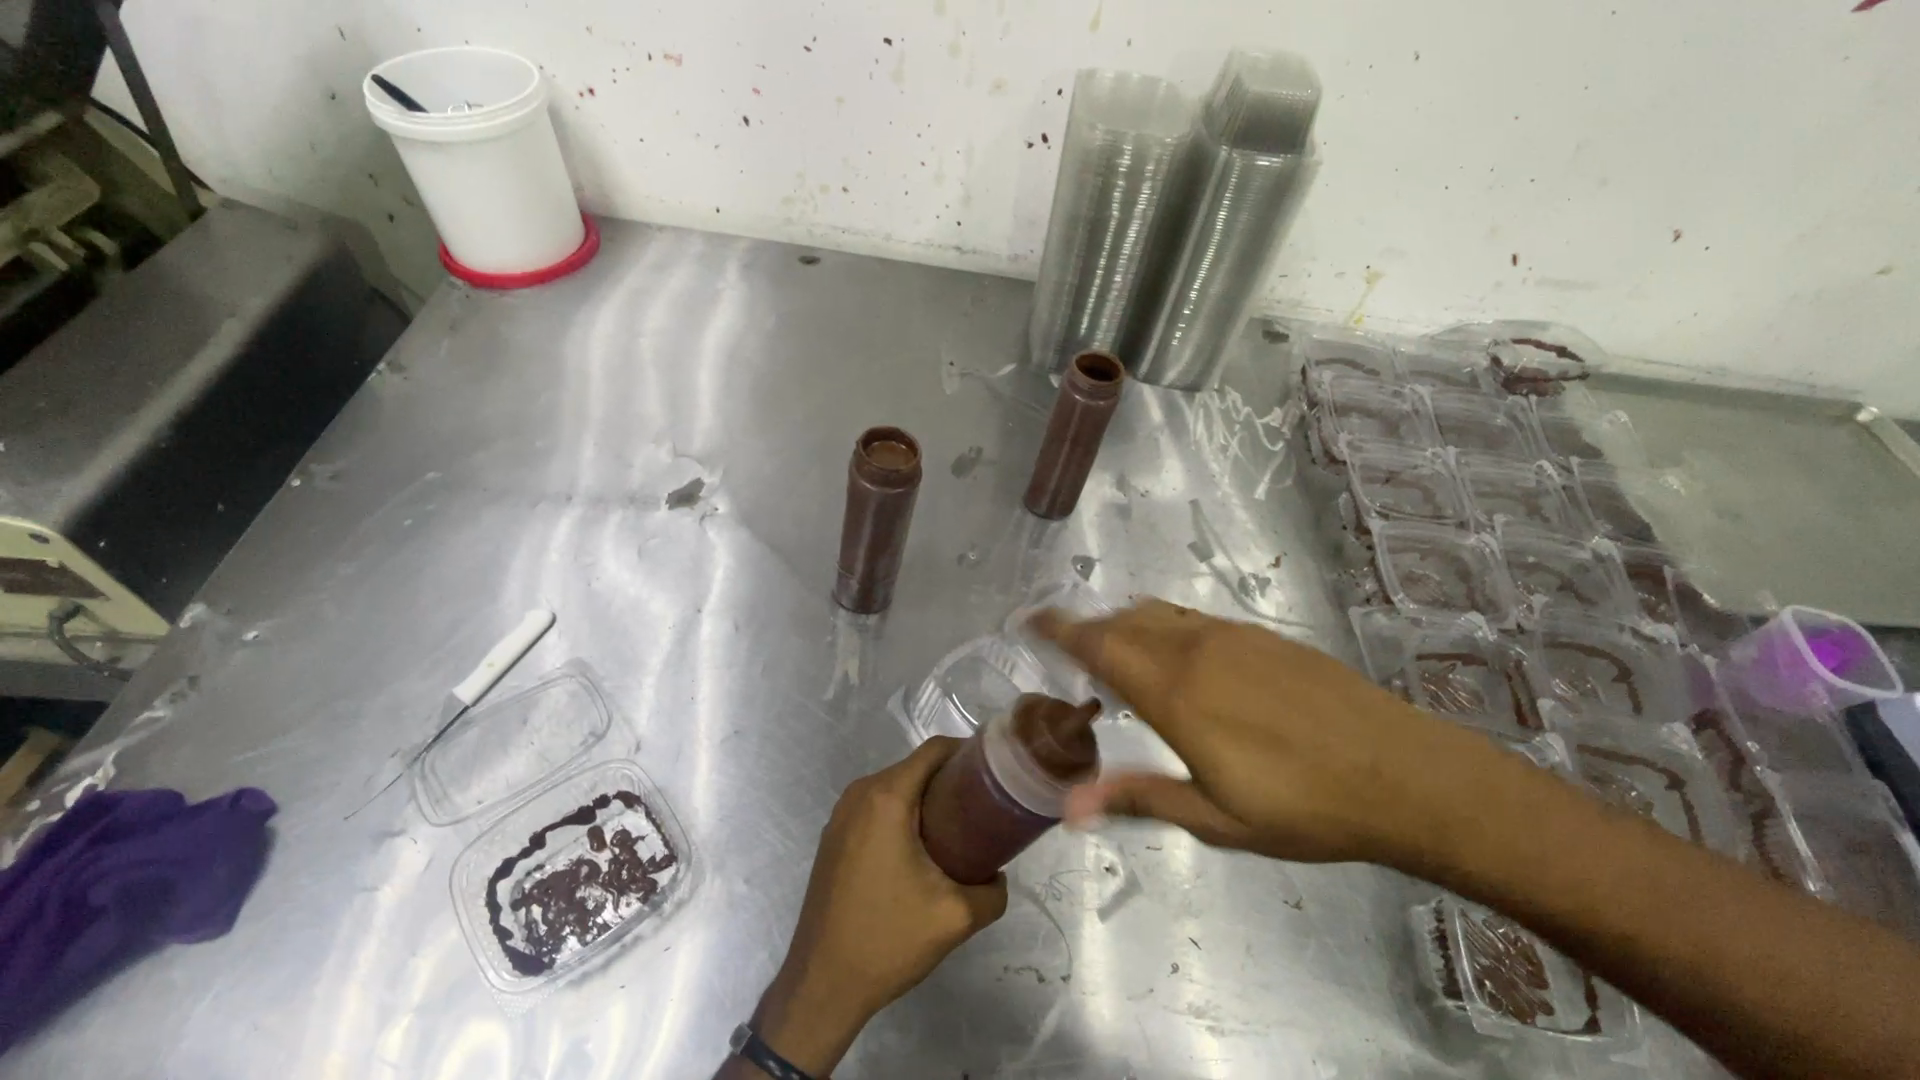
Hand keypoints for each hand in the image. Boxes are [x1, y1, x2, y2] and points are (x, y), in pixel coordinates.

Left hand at [750, 737, 1008, 1075]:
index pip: (935, 750)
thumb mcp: (957, 918)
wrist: (824, 984)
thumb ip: (992, 891)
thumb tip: (997, 875)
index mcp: (886, 798)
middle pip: (916, 768)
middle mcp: (859, 796)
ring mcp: (841, 817)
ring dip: (929, 802)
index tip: (999, 775)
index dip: (970, 753)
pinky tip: (926, 853)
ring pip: (897, 790)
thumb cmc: (888, 940)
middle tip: (987, 810)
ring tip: (963, 833)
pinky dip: (905, 818)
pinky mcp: (835, 839)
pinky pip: (878, 810)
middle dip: (953, 782)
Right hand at [1035, 599, 1519, 870]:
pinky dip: (1165, 627)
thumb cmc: (1304, 808)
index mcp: (1176, 692)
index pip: (1100, 644)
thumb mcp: (1216, 818)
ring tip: (1114, 650)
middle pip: (1125, 622)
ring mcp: (1236, 638)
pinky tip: (1177, 656)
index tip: (1030, 622)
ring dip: (1127, 625)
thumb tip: (1067, 806)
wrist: (1405, 774)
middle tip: (1067, 649)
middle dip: (1089, 628)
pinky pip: (1196, 620)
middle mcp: (1199, 650)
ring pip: (1162, 615)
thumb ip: (1139, 797)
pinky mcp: (1268, 639)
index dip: (1060, 629)